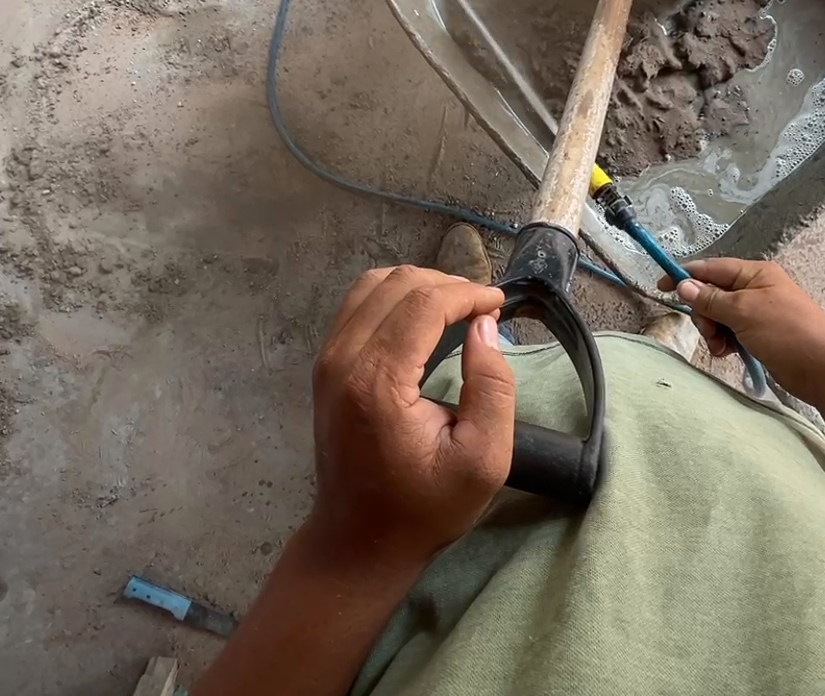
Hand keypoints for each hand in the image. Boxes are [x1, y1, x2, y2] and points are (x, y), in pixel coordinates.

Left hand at [303, 266, 513, 570]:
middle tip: (483, 306)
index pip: (424, 303)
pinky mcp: (326, 363)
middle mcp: (344, 359)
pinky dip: (395, 295)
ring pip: (374, 283)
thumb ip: (493, 388)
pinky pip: (359, 302)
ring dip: (420, 285)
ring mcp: (328, 358)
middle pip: (399, 283)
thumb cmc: (423, 507)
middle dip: (448, 284)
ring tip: (457, 306)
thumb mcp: (483, 461)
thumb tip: (485, 326)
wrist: (357, 541)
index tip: (498, 303)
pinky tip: (422, 315)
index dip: (468, 293)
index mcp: (379, 382)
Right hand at [663, 259, 824, 391]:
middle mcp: (754, 288)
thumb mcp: (744, 312)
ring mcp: (757, 312)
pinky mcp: (759, 333)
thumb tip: (683, 285)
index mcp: (754, 273)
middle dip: (703, 312)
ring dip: (713, 330)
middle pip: (711, 293)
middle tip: (710, 331)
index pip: (710, 268)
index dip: (684, 276)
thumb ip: (710, 298)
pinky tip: (729, 353)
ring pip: (718, 314)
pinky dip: (724, 340)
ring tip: (722, 347)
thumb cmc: (787, 333)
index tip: (661, 287)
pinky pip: (730, 331)